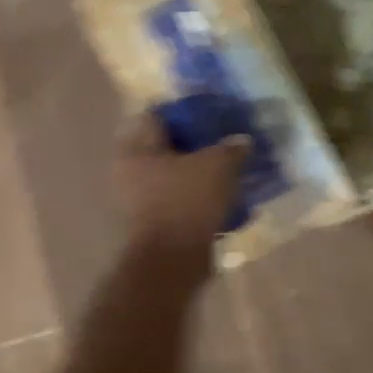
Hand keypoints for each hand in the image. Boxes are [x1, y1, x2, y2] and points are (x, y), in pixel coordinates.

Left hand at [113, 114, 248, 255]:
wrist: (171, 260)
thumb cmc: (188, 201)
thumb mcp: (220, 165)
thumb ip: (232, 147)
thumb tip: (242, 141)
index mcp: (138, 150)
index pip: (157, 116)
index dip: (186, 112)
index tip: (211, 113)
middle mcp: (130, 171)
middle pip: (166, 147)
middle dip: (196, 144)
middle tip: (224, 140)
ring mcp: (139, 200)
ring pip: (174, 174)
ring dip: (198, 171)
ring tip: (230, 168)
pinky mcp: (154, 223)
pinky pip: (179, 198)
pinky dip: (199, 195)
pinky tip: (224, 195)